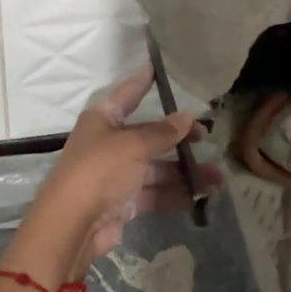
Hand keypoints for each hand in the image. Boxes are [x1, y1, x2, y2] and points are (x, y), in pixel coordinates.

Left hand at [34, 67, 218, 261]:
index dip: (142, 81)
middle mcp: (108, 144)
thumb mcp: (133, 145)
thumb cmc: (100, 171)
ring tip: (217, 176)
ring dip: (184, 171)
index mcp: (102, 120)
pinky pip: (154, 193)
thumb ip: (161, 133)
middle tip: (206, 137)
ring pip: (156, 168)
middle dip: (177, 137)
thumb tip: (185, 119)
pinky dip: (175, 194)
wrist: (73, 225)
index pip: (127, 94)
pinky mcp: (123, 202)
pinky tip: (201, 196)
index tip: (157, 66)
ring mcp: (115, 174)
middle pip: (147, 135)